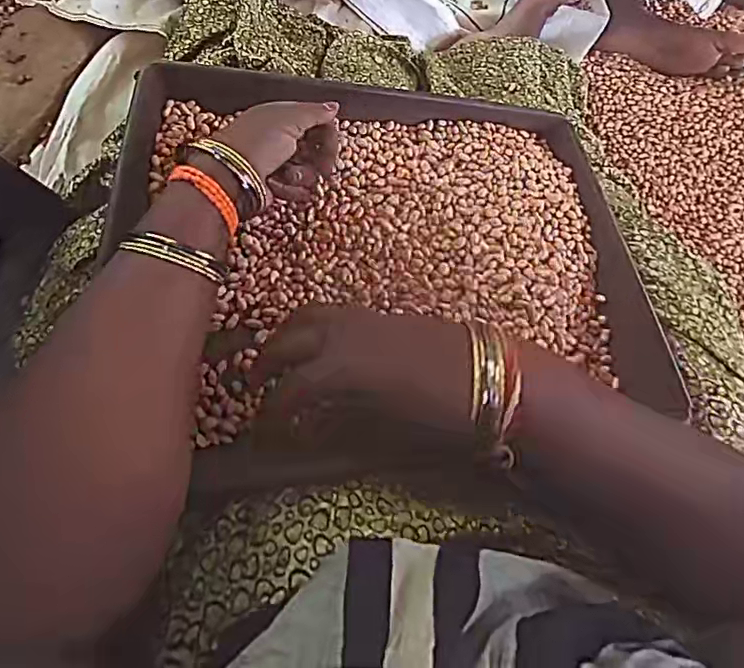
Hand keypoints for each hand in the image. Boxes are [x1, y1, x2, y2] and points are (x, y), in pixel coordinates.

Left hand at [209, 101, 341, 202]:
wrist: (230, 176)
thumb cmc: (256, 142)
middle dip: (318, 159)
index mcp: (281, 117)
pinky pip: (295, 188)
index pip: (316, 123)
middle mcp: (279, 138)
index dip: (327, 136)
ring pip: (307, 171)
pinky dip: (291, 189)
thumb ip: (314, 112)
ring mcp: (276, 162)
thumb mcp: (289, 120)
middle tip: (322, 169)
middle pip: (314, 149)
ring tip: (288, 175)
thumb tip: (333, 106)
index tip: (332, 147)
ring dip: (302, 175)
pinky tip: (278, 185)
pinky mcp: (273, 184)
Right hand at [251, 307, 474, 438]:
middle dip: (264, 364)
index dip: (272, 413)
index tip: (263, 431)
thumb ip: (339, 421)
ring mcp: (361, 317)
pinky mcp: (378, 313)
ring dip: (284, 336)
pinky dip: (310, 326)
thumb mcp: (386, 426)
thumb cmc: (440, 410)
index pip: (290, 389)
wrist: (490, 373)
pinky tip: (316, 346)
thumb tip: (308, 425)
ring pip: (306, 317)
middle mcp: (343, 332)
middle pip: (286, 341)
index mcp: (341, 364)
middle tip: (253, 390)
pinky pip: (329, 312)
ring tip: (276, 359)